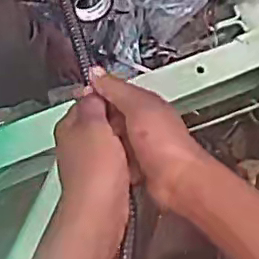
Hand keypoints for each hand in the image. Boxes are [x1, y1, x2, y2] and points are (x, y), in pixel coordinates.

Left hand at [53, 91, 129, 204]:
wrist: (101, 212)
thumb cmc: (94, 173)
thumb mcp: (95, 125)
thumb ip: (93, 105)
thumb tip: (92, 90)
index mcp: (69, 127)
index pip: (88, 101)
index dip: (108, 98)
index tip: (124, 98)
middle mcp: (77, 145)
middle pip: (103, 123)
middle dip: (120, 122)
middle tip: (133, 122)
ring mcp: (92, 164)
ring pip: (115, 144)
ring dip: (128, 143)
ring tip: (137, 144)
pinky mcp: (106, 181)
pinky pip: (123, 165)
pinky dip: (131, 163)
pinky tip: (136, 166)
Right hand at [90, 70, 212, 212]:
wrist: (178, 183)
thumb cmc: (168, 146)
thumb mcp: (138, 107)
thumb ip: (117, 89)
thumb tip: (97, 74)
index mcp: (147, 105)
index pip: (116, 93)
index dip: (97, 94)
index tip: (80, 98)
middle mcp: (146, 126)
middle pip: (112, 118)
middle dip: (99, 121)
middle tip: (85, 124)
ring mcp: (142, 149)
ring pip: (113, 141)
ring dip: (105, 144)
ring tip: (96, 145)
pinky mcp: (138, 169)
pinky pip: (117, 162)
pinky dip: (112, 163)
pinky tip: (109, 163)